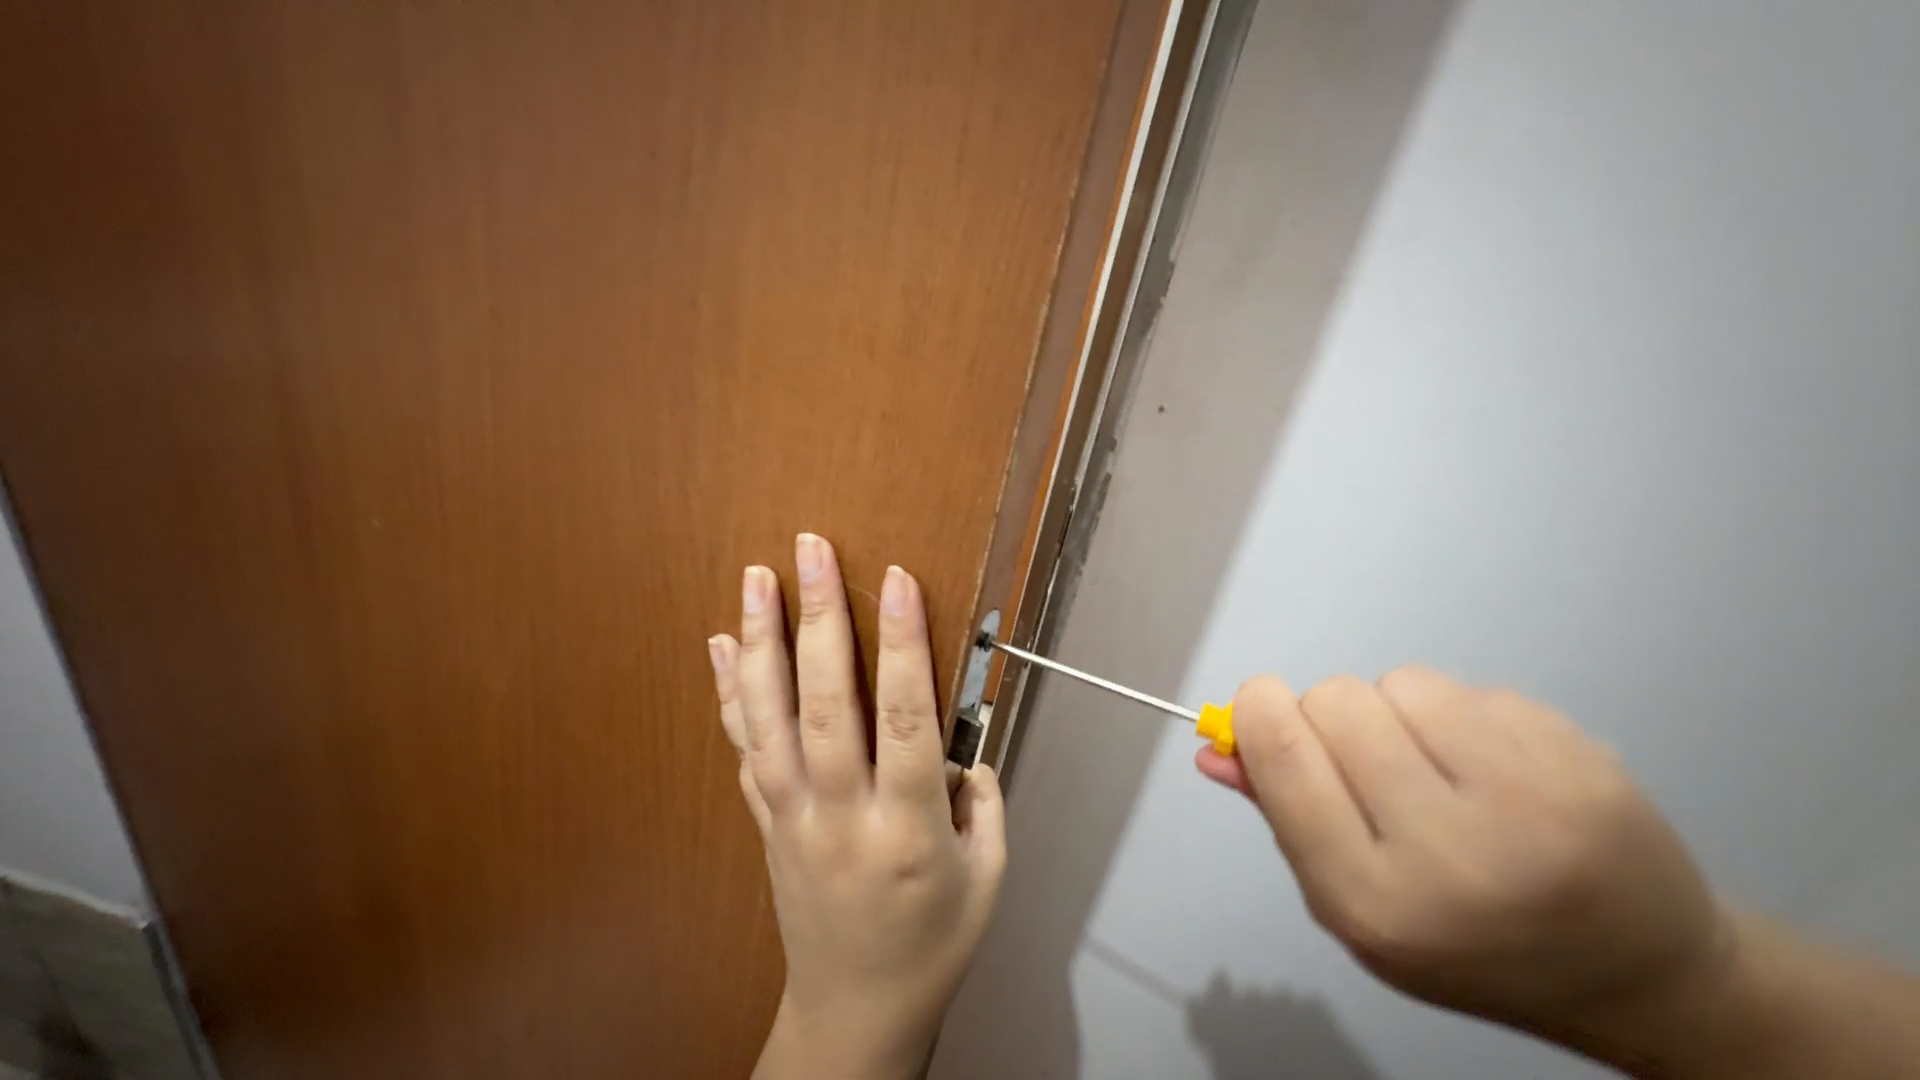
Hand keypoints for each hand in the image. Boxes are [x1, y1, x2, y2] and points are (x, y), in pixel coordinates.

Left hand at [709, 535, 1005, 1079]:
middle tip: (812, 552)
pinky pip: (745, 747)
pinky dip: (731, 692)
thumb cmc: (930, 947)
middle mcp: (840, 816)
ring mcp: (792, 817)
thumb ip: (982, 800)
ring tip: (757, 579)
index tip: (897, 582)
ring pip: (770, 718)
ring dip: (763, 642)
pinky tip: (722, 647)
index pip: (907, 721)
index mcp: (906, 832)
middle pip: (826, 704)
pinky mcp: (767, 821)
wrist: (854, 1009)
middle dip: (820, 619)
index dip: (903, 645)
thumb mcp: (988, 878)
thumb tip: (961, 746)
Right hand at [1196, 669, 1735, 1058]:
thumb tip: (1214, 748)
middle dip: (1330, 717)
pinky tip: (1496, 769)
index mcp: (1376, 902)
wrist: (1641, 974)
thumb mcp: (1356, 908)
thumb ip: (1285, 819)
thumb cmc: (1468, 947)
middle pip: (1336, 701)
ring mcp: (1531, 803)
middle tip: (1364, 760)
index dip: (1258, 713)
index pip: (1286, 759)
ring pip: (1402, 682)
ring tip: (1437, 766)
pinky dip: (1461, 715)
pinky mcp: (1583, 760)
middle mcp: (1452, 854)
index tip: (1261, 705)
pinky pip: (1471, 686)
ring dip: (1398, 711)